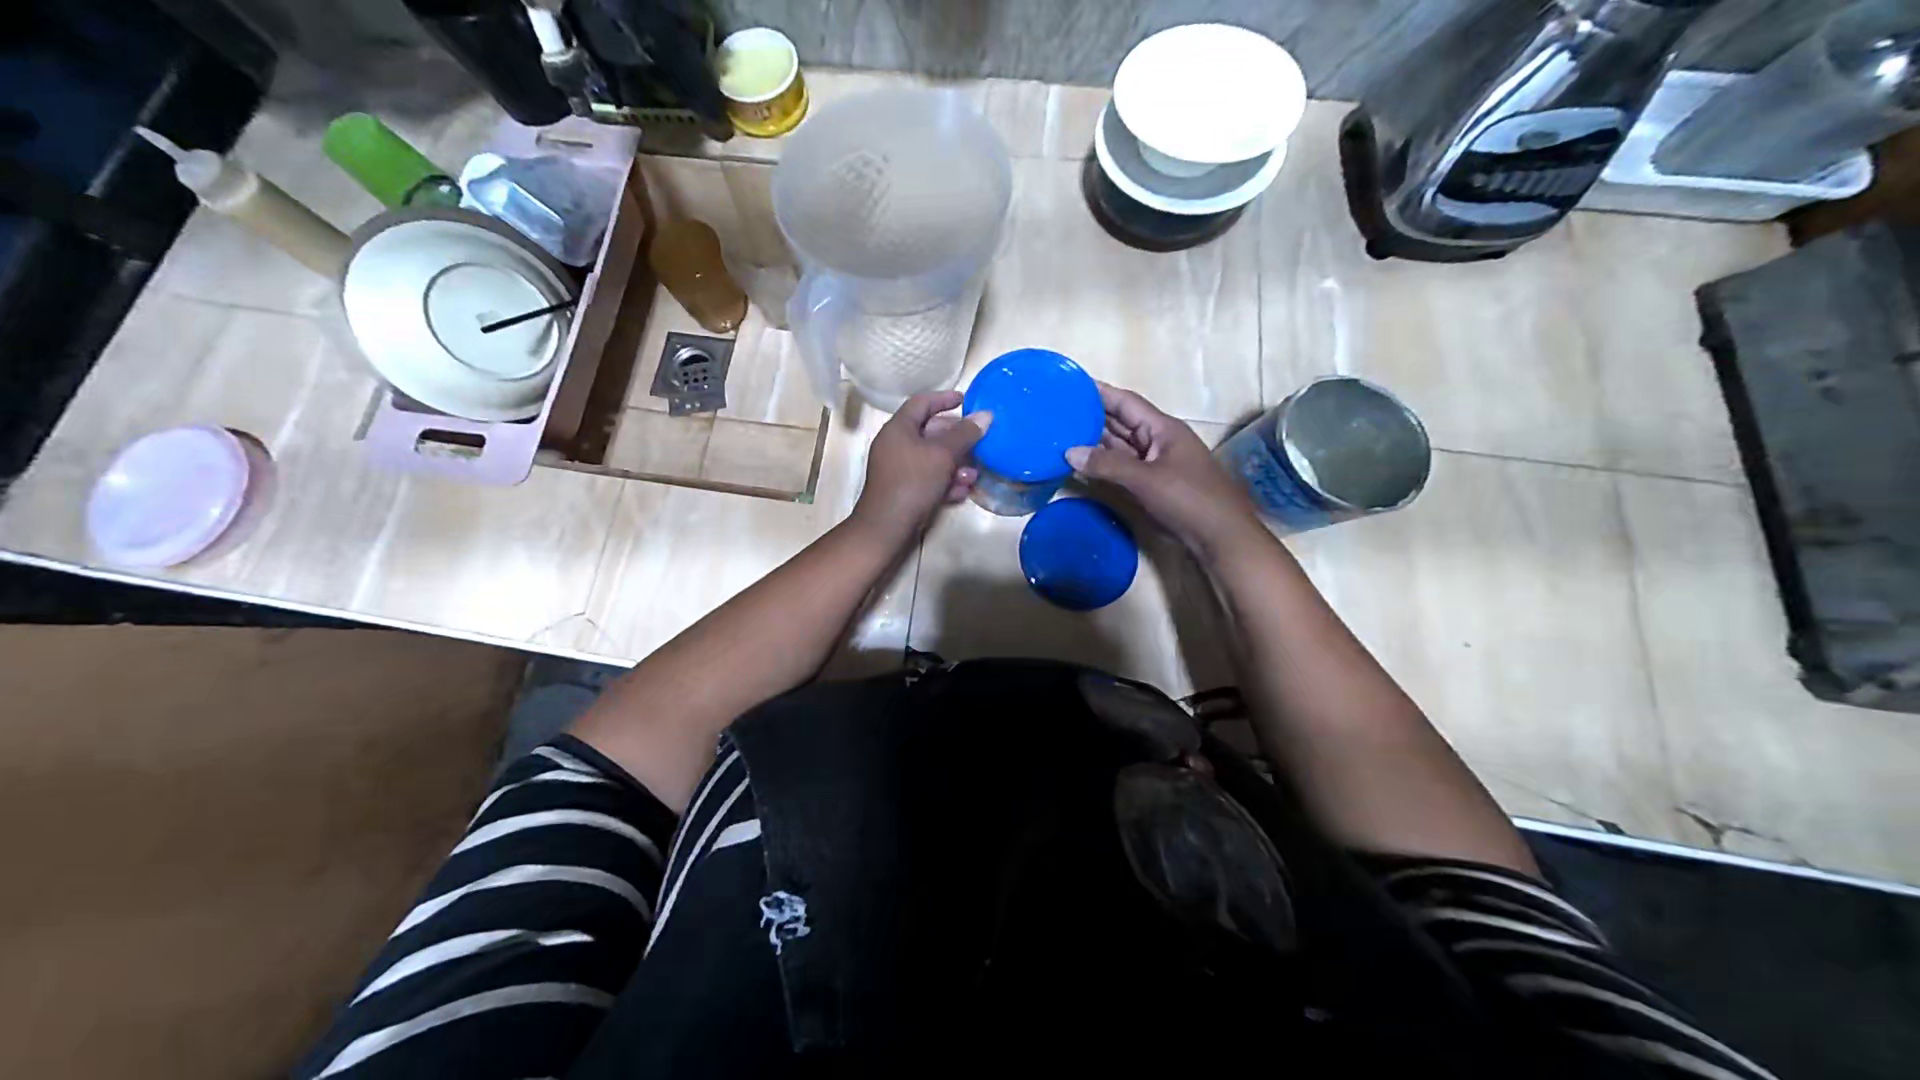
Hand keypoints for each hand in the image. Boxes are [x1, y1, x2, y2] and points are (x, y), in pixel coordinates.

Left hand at [851, 390, 989, 541]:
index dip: (944, 398)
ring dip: (955, 464)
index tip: (966, 399)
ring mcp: (899, 469)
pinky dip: (946, 482)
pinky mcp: (904, 490)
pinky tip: (962, 492)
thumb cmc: (913, 482)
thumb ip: (965, 434)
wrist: (887, 527)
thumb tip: (985, 416)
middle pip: (930, 432)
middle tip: (979, 441)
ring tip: (973, 474)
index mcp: (899, 428)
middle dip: (957, 439)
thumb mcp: (942, 455)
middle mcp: (896, 445)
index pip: (922, 403)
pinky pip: (928, 478)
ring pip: (932, 458)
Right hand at [1065, 382, 1265, 560]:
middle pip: (1121, 422)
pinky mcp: (1152, 484)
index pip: (1126, 402)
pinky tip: (1083, 462)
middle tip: (1058, 410)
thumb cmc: (1188, 499)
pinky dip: (1103, 463)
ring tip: (1063, 433)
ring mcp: (1156, 463)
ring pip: (1120, 445)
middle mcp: (1158, 440)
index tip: (1071, 384)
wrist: (1221, 536)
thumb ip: (1106, 464)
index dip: (1100, 392)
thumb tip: (1069, 452)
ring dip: (1094, 440)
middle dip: (1092, 415)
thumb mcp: (1145, 479)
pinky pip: (1122, 466)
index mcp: (1162, 428)